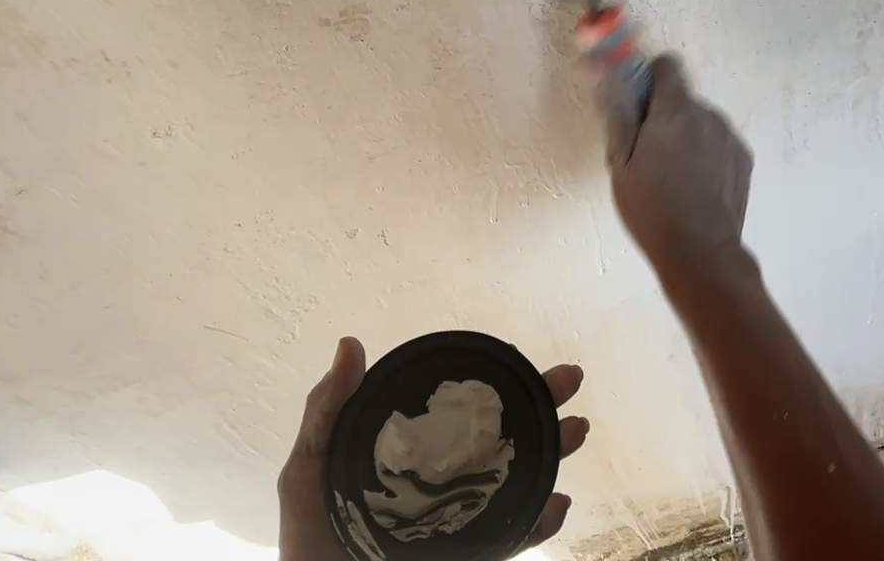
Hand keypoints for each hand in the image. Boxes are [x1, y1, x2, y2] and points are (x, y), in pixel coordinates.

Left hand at [277, 337, 589, 560]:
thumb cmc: (310, 534)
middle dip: (543, 403)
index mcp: (420, 447)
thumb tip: (350, 344)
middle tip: (569, 380)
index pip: (466, 406)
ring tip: (575, 430)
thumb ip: (326, 411)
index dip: (498, 379)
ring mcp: (464, 517)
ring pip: (520, 477)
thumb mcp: (307, 466)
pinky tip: (555, 504)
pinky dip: (540, 523)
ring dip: (553, 451)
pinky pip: (513, 538)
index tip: (521, 357)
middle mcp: (450, 475)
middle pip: (505, 433)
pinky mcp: (474, 554)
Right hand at [604, 54, 753, 272]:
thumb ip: (615, 107)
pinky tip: (694, 186)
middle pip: (682, 98)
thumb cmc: (651, 207)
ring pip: (701, 121)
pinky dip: (705, 153)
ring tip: (670, 175)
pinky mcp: (744, 160)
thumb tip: (596, 66)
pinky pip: (718, 142)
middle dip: (663, 114)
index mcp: (677, 110)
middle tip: (645, 153)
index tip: (636, 105)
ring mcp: (731, 138)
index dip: (648, 79)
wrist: (700, 252)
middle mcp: (709, 115)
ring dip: (686, 135)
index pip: (667, 65)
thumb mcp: (621, 160)